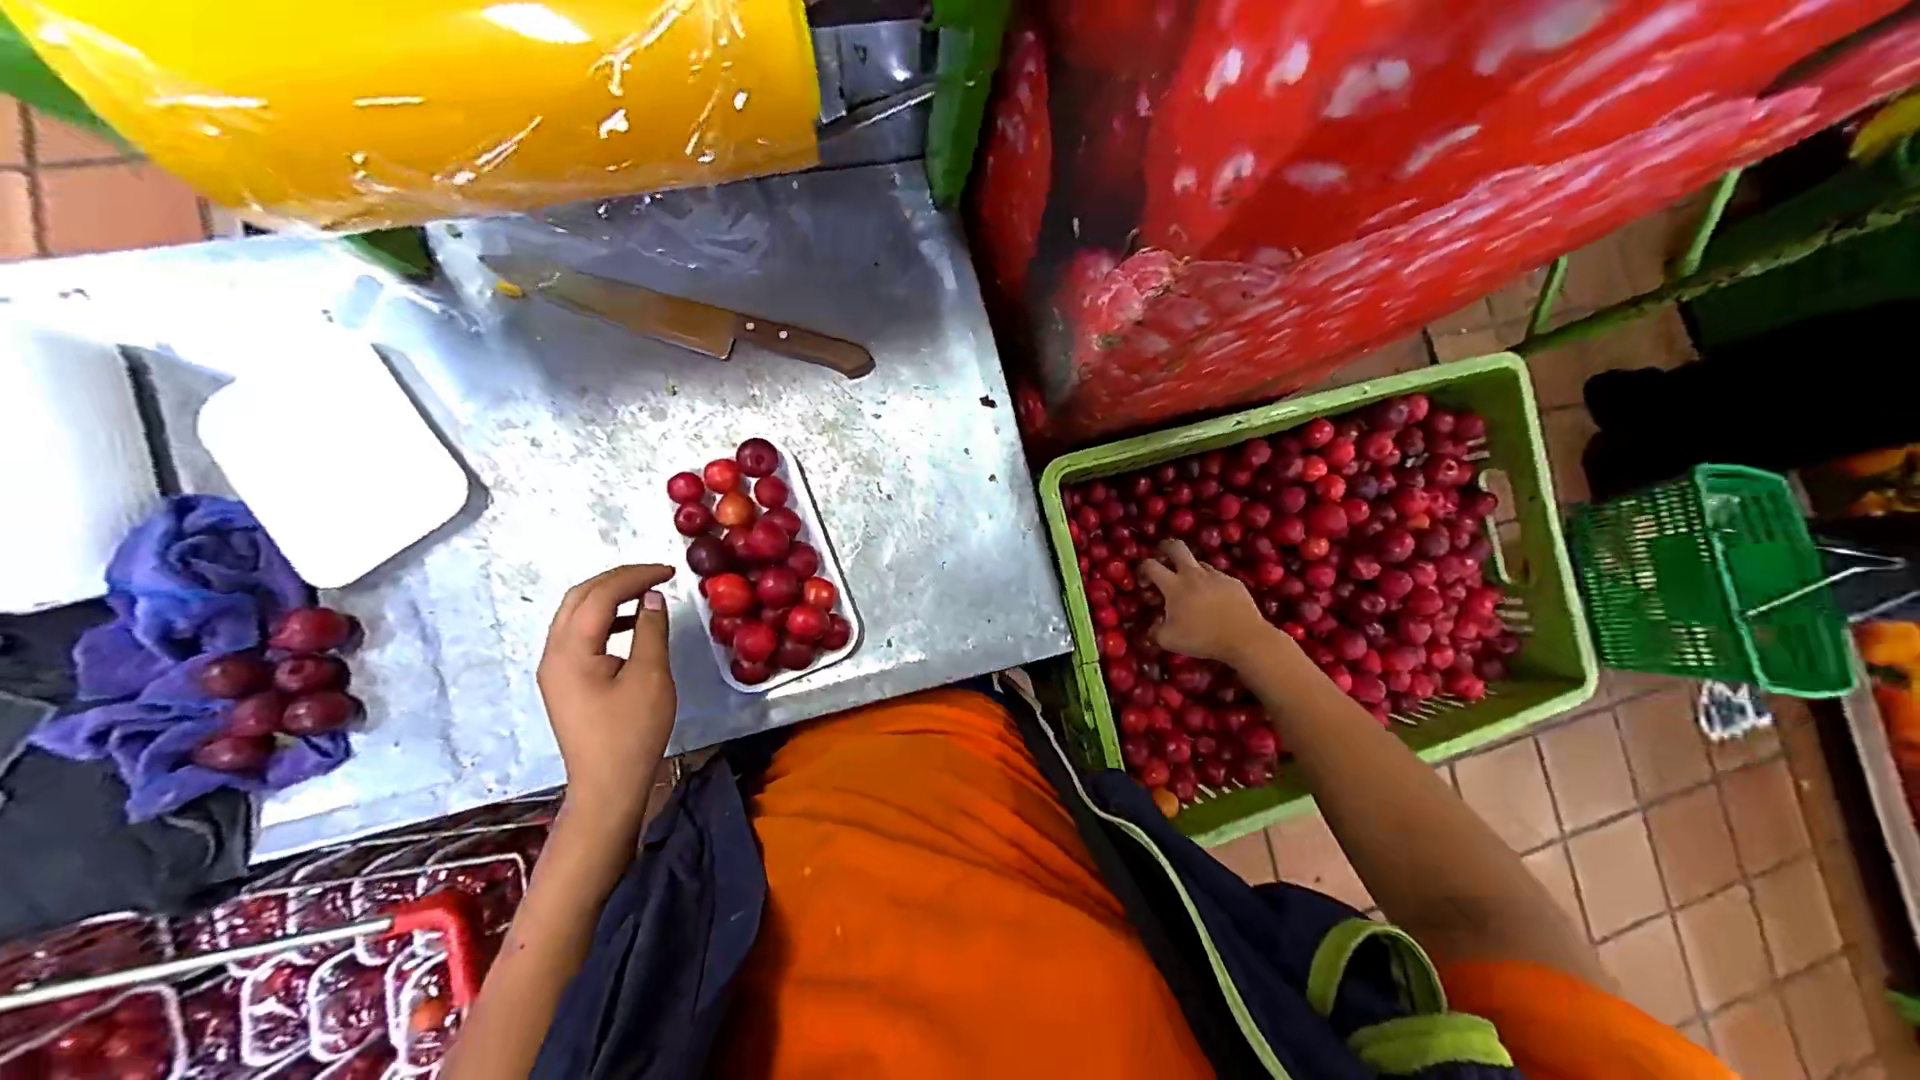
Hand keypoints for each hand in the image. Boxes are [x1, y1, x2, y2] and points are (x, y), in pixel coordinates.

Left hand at [537, 564, 677, 814]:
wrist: (608, 785)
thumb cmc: (632, 732)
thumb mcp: (650, 676)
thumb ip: (650, 629)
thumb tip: (652, 597)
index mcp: (570, 650)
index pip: (600, 595)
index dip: (635, 576)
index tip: (668, 572)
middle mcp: (553, 653)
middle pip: (580, 598)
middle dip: (618, 579)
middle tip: (656, 576)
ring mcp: (555, 669)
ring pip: (576, 614)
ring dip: (610, 597)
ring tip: (646, 594)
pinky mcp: (564, 681)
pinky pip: (579, 635)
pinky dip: (605, 619)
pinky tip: (631, 625)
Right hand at [1139, 540, 1280, 666]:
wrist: (1245, 637)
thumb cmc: (1202, 637)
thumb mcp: (1169, 640)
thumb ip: (1155, 632)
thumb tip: (1151, 628)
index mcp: (1174, 586)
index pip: (1151, 565)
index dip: (1143, 569)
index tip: (1144, 582)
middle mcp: (1193, 574)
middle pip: (1177, 547)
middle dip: (1166, 547)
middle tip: (1162, 553)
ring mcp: (1216, 576)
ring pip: (1199, 562)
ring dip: (1190, 568)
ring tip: (1190, 584)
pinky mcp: (1233, 582)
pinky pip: (1217, 577)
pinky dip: (1210, 583)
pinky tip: (1214, 599)